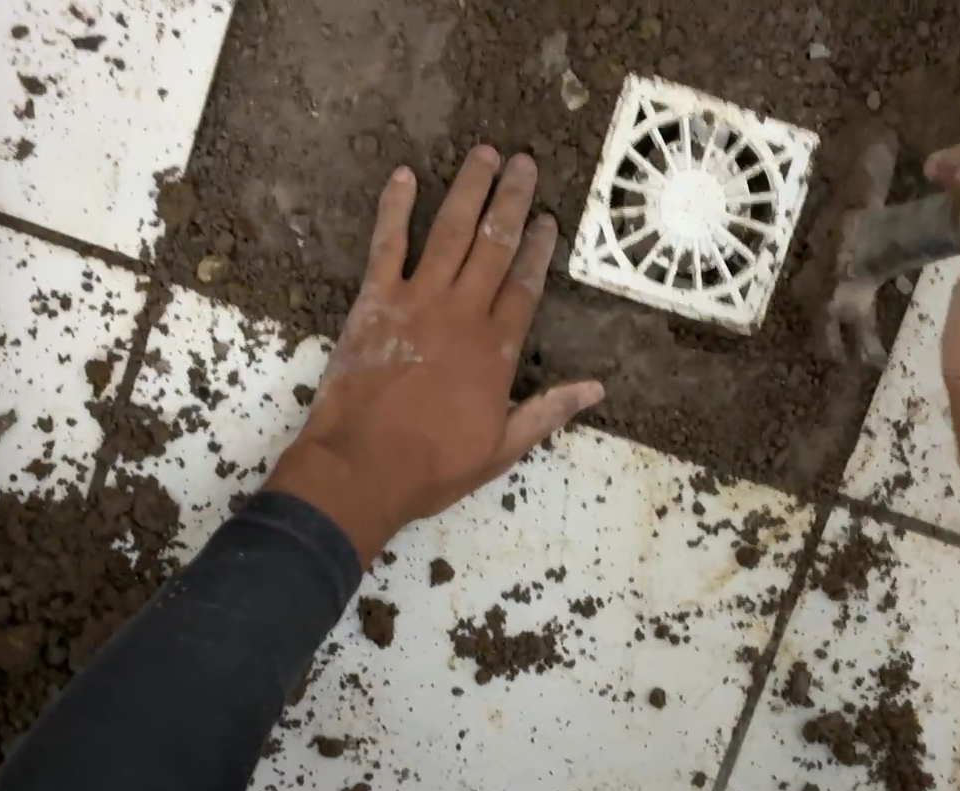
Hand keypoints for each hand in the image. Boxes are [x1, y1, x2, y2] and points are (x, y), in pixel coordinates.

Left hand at [266, 147, 603, 563]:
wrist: (363, 467)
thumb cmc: (434, 466)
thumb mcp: (501, 450)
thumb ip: (547, 412)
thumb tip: (596, 389)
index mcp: (495, 349)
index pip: (525, 286)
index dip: (537, 250)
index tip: (547, 219)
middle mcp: (462, 313)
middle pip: (494, 245)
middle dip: (512, 201)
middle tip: (524, 163)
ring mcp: (417, 301)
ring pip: (449, 232)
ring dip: (468, 190)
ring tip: (483, 154)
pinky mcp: (373, 301)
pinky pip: (387, 244)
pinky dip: (394, 209)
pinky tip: (403, 177)